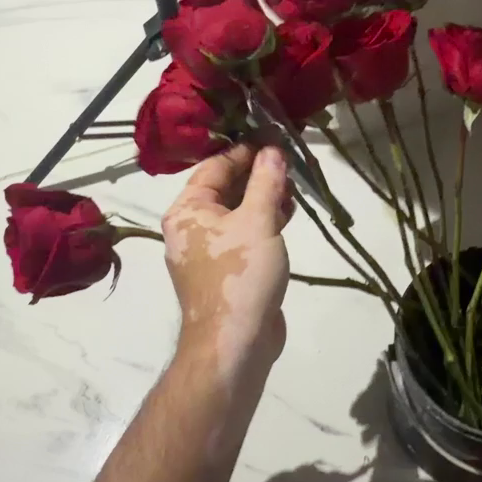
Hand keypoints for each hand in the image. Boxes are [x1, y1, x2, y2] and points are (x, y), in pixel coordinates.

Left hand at [162, 145, 292, 375]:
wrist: (235, 343)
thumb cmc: (241, 275)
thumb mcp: (258, 220)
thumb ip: (266, 182)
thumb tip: (272, 150)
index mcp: (187, 211)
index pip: (214, 166)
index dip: (245, 151)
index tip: (274, 138)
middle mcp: (191, 227)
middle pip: (225, 188)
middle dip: (258, 174)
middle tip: (290, 161)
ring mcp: (208, 251)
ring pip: (237, 212)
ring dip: (264, 198)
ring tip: (294, 188)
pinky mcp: (227, 270)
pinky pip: (244, 234)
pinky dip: (264, 222)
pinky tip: (288, 215)